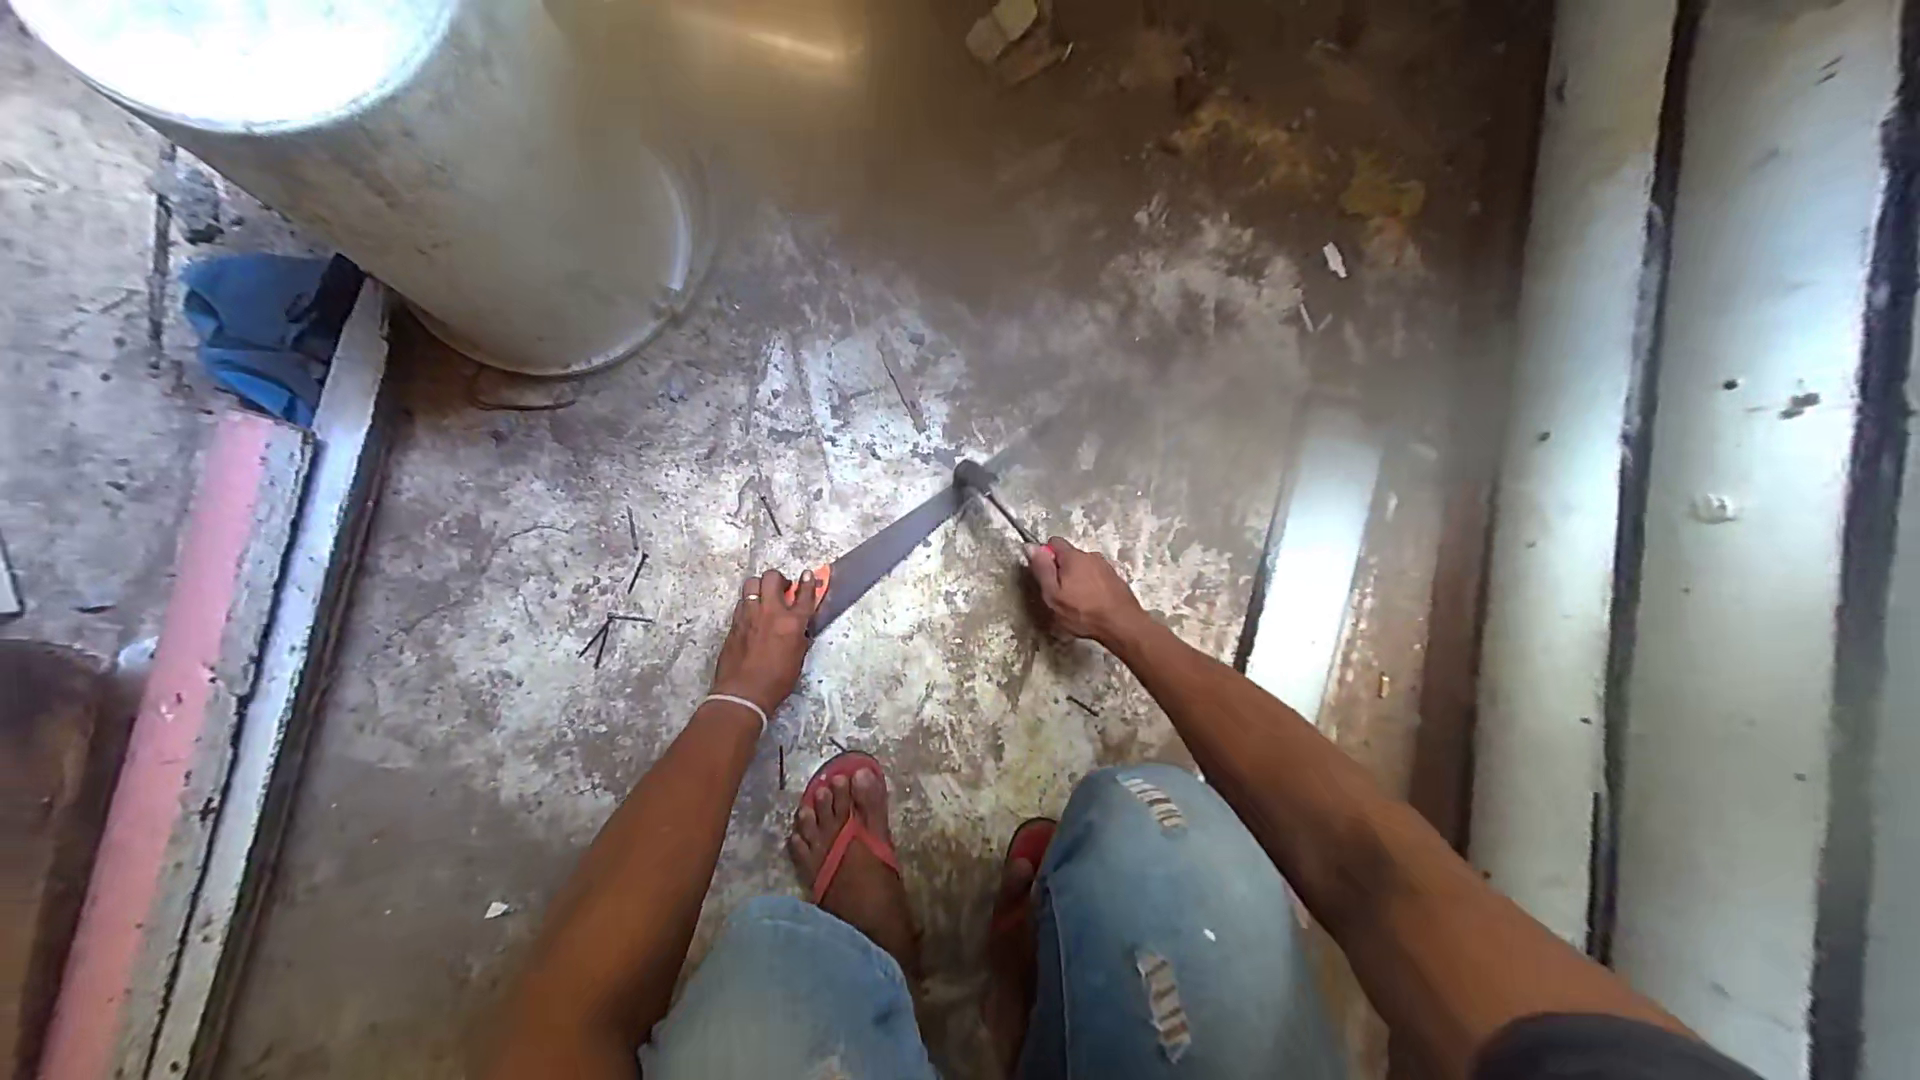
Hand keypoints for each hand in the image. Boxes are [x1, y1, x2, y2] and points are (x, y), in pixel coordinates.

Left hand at [709, 568, 823, 714]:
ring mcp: (749, 615)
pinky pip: (742, 602)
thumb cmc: (777, 680)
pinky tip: (752, 614)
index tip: (807, 575)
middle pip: (772, 578)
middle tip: (783, 589)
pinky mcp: (734, 623)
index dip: (808, 582)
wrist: (744, 692)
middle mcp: (770, 612)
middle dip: (779, 579)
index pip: (804, 594)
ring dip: (761, 586)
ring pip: (752, 584)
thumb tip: (799, 625)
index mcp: (792, 622)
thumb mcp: (798, 656)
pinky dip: (749, 603)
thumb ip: (799, 635)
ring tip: (764, 597)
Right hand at [1025, 537, 1147, 646]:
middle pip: (1069, 556)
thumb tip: (1030, 547)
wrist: (1122, 624)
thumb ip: (1041, 568)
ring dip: (1078, 579)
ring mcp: (1106, 567)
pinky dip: (1091, 586)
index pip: (1053, 542)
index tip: (1046, 576)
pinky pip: (1096, 577)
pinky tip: (1092, 604)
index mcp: (1073, 556)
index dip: (1045, 557)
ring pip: (1084, 567)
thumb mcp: (1053, 593)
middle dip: (1062, 571)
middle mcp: (1091, 556)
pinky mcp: (1116, 579)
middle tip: (1060, 594)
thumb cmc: (1083, 612)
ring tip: (1078, 602)